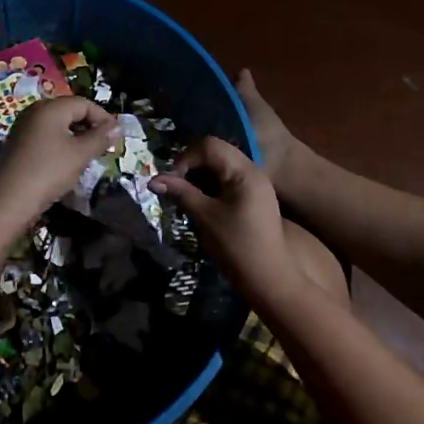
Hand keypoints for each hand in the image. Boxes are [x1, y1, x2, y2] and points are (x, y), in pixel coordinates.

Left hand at [0, 96, 119, 220]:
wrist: (10, 199)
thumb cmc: (49, 171)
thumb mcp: (80, 154)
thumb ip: (100, 137)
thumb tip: (115, 127)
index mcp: (50, 108)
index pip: (84, 103)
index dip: (103, 117)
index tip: (116, 136)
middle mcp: (35, 111)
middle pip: (70, 111)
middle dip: (90, 126)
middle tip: (104, 145)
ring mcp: (24, 127)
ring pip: (58, 124)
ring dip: (76, 135)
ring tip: (89, 154)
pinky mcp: (18, 143)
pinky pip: (46, 135)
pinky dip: (61, 143)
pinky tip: (68, 160)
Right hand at [150, 137, 303, 302]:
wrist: (270, 278)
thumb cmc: (237, 246)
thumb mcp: (206, 217)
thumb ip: (181, 193)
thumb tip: (153, 180)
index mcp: (244, 171)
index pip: (209, 146)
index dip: (186, 158)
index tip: (172, 180)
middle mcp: (253, 170)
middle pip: (216, 153)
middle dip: (191, 166)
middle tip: (175, 187)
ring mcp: (255, 183)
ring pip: (220, 167)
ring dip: (200, 177)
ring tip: (185, 196)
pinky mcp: (254, 197)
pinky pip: (228, 180)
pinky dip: (211, 186)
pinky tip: (200, 203)